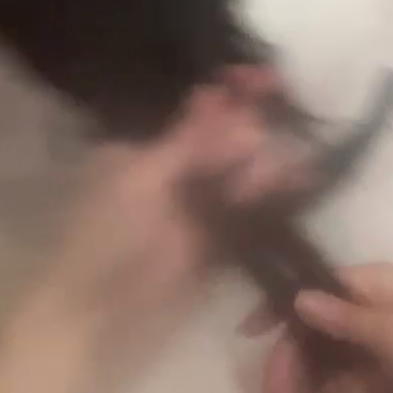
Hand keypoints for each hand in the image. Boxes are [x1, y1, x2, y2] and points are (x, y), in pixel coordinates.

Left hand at [25, 68, 301, 362]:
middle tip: (269, 128)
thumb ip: (194, 143)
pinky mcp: (219, 236)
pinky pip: (252, 207)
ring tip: (280, 164)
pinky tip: (298, 179)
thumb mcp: (143, 177)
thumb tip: (246, 114)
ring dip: (262, 161)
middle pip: (224, 134)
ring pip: (241, 169)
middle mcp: (176, 168)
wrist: (95, 315)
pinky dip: (273, 194)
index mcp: (146, 146)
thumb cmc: (106, 235)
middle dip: (250, 123)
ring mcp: (199, 202)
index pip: (195, 107)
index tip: (263, 77)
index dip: (229, 89)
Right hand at [247, 266, 392, 392]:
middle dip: (291, 352)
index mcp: (378, 282)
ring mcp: (379, 330)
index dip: (282, 303)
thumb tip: (300, 295)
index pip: (318, 282)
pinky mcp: (384, 360)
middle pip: (316, 317)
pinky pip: (341, 365)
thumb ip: (347, 316)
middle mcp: (375, 299)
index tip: (249, 332)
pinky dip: (323, 382)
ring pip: (325, 344)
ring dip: (302, 371)